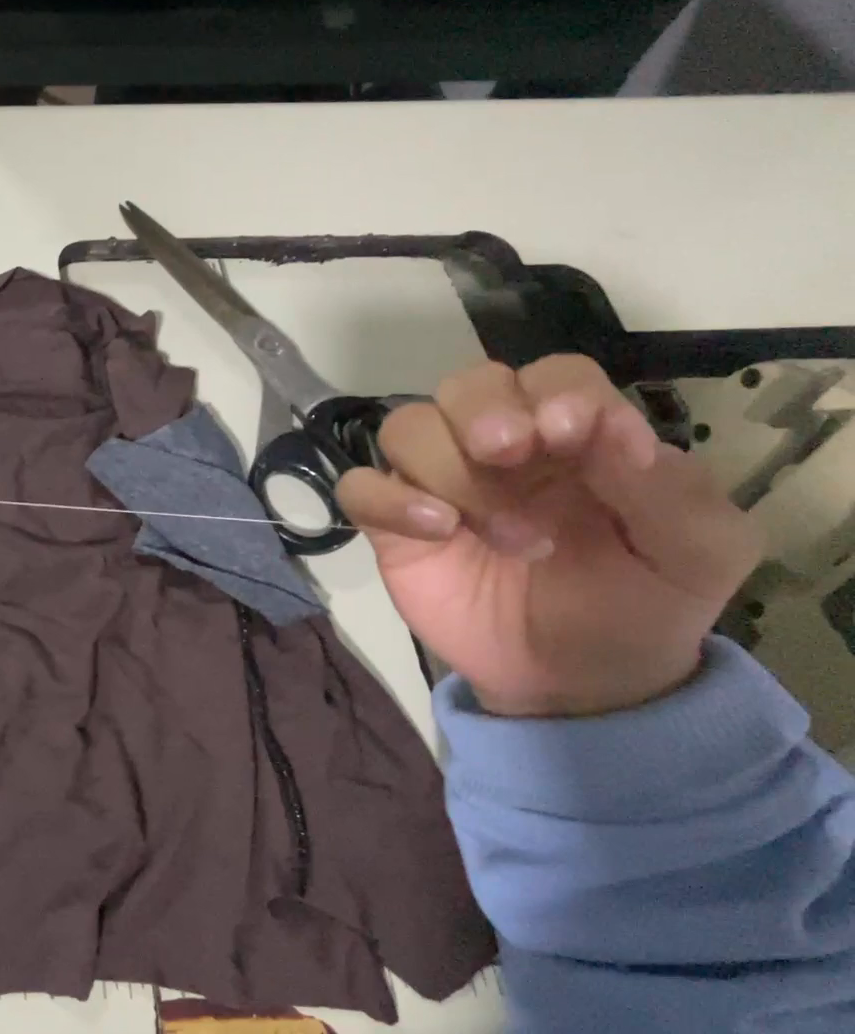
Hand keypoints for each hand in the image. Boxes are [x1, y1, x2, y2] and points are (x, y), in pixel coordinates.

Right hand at [336, 355, 761, 717]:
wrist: (574, 683)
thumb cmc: (640, 606)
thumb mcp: (699, 552)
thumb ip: (668, 487)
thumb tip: (610, 429)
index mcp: (575, 438)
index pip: (552, 376)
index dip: (556, 391)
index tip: (572, 434)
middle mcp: (498, 449)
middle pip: (466, 385)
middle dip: (483, 410)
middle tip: (508, 453)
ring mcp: (436, 484)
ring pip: (406, 427)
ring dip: (448, 468)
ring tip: (500, 534)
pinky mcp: (390, 527)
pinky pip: (359, 487)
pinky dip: (386, 498)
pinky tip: (434, 530)